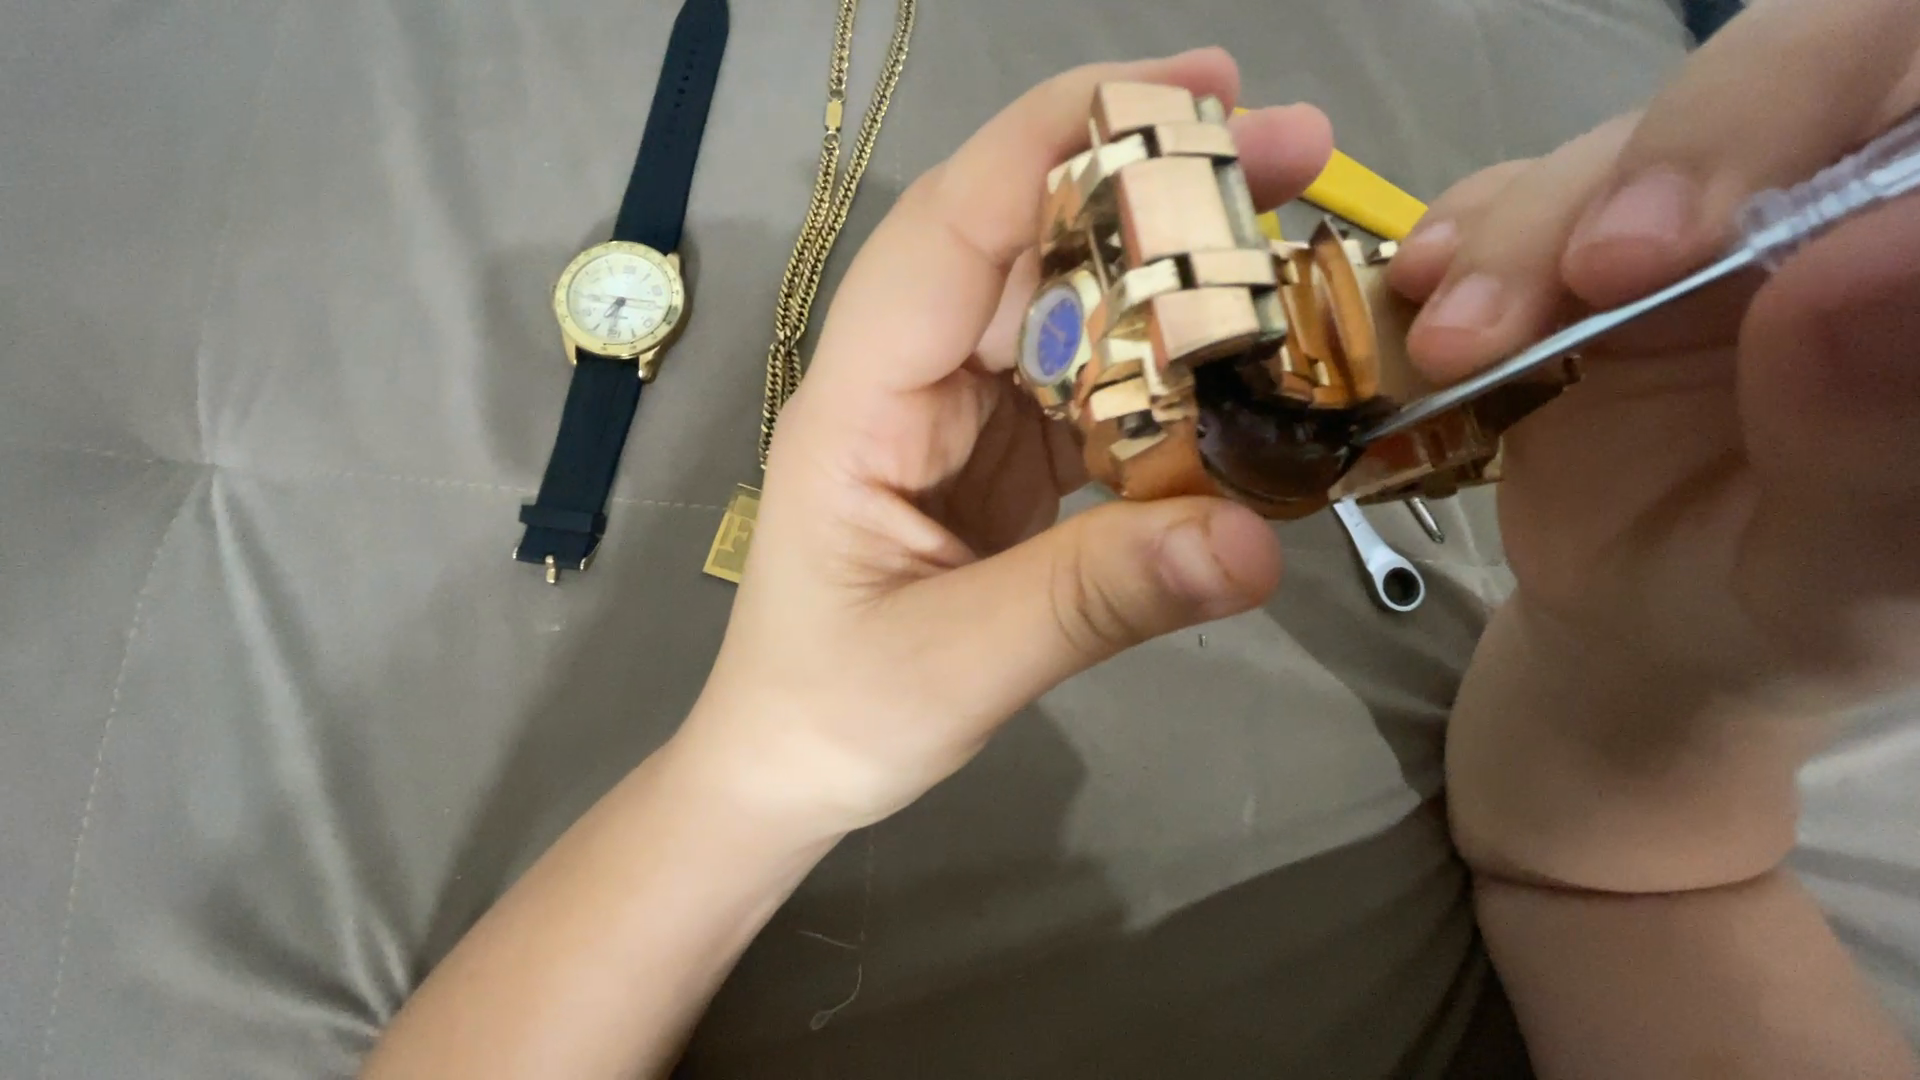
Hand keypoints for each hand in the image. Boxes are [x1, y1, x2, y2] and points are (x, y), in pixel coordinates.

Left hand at [673, 49, 1333, 835]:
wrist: (790, 765)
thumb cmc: (832, 712)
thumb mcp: (956, 667)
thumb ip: (1093, 601)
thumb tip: (1256, 544)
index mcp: (856, 406)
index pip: (949, 231)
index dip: (1057, 142)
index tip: (1193, 88)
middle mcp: (902, 387)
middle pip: (1016, 250)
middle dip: (1143, 191)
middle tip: (1284, 153)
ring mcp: (949, 422)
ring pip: (1057, 316)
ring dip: (1161, 281)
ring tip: (1281, 250)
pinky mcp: (990, 464)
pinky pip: (1079, 393)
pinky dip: (1154, 378)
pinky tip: (1229, 374)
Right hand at [1385, 1, 1919, 888]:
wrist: (1634, 617)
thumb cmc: (1765, 609)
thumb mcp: (1845, 568)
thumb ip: (1885, 438)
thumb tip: (1879, 260)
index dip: (1804, 110)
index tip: (1660, 252)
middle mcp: (1830, 199)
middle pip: (1769, 72)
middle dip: (1637, 171)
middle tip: (1556, 293)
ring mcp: (1685, 220)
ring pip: (1598, 151)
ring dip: (1505, 244)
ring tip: (1452, 353)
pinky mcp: (1563, 256)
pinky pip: (1502, 199)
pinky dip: (1450, 240)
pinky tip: (1421, 297)